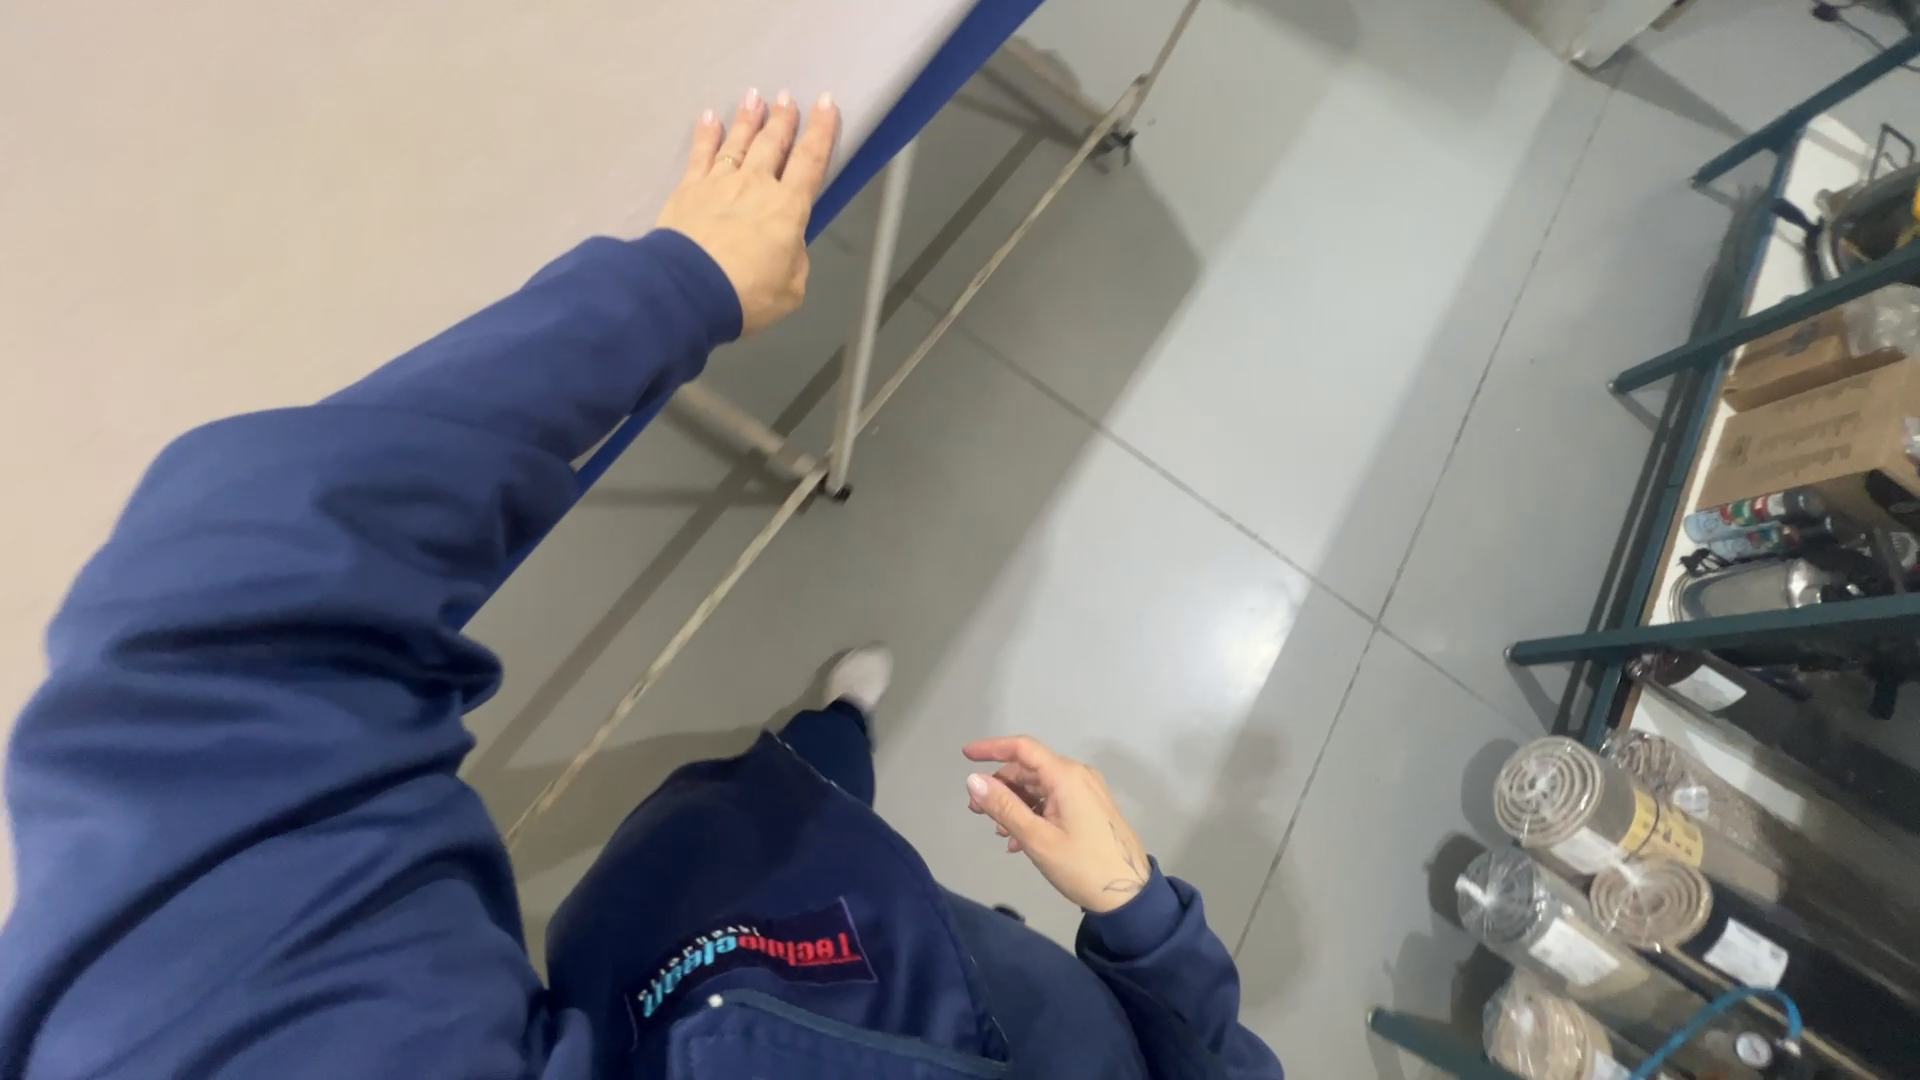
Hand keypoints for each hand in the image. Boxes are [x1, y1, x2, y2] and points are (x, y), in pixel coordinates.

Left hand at [655, 89, 840, 334]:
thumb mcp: (791, 290)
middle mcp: (756, 186)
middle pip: (773, 144)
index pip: (810, 163)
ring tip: (754, 97)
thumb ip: (795, 263)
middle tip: (787, 98)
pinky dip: (707, 135)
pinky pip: (701, 155)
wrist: (691, 290)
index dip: (821, 132)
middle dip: (783, 120)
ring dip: (748, 119)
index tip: (826, 103)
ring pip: (738, 142)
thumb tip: (790, 247)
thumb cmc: (749, 294)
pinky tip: (710, 118)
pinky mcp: (689, 190)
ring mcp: (720, 183)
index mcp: (788, 210)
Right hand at [963, 735, 1152, 913]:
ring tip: (998, 831)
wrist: (1131, 896)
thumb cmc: (1083, 866)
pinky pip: (1053, 801)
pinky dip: (1033, 813)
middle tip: (976, 810)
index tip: (966, 755)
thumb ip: (1004, 807)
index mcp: (1066, 775)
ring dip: (1015, 804)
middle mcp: (1077, 775)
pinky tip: (1019, 840)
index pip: (1022, 748)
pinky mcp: (1090, 808)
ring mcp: (1086, 791)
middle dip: (1000, 786)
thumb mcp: (1037, 839)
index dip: (991, 748)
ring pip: (1039, 787)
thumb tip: (973, 780)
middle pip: (1029, 769)